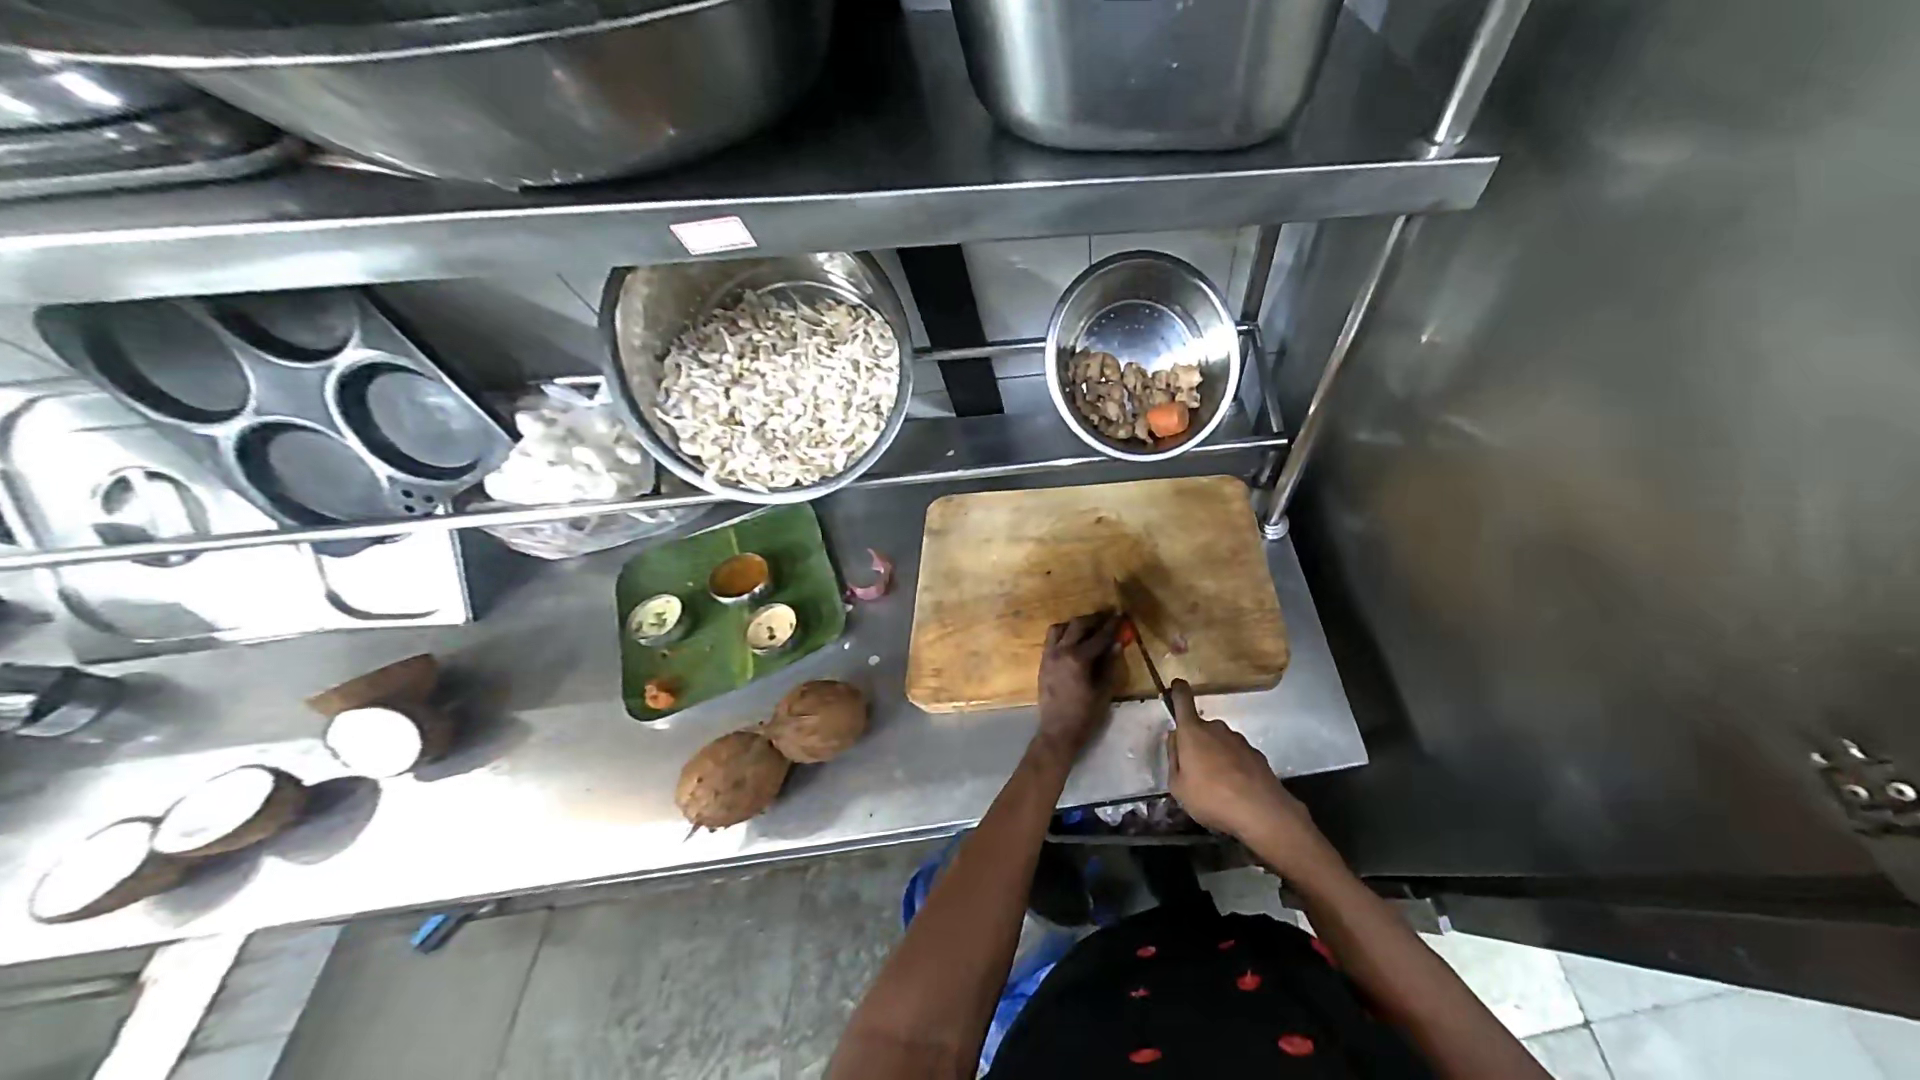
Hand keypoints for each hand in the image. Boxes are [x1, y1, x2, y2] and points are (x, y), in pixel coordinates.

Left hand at [1034, 611, 1121, 760]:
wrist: (1057, 731)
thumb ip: (1110, 664)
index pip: (1099, 636)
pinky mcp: (1042, 662)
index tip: (1121, 615)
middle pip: (1078, 625)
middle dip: (1094, 619)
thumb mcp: (1104, 690)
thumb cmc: (1085, 714)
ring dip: (1075, 624)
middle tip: (1107, 616)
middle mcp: (1061, 651)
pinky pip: (1051, 639)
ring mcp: (1049, 655)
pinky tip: (1073, 640)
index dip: (1112, 625)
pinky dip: (1063, 634)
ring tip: (1088, 627)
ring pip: (1060, 628)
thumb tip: (1116, 643)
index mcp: (1079, 659)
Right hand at [1165, 679, 1331, 874]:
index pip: (1183, 700)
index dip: (1178, 691)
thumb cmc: (1211, 797)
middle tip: (1193, 770)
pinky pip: (1237, 756)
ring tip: (1216, 786)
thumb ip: (1173, 758)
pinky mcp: (1257, 755)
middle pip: (1201, 728)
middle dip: (1195, 743)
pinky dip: (1233, 767)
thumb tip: (1175, 738)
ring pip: (1220, 743)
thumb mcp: (1177, 786)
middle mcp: (1216, 729)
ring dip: (1215, 756)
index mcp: (1192, 732)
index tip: (1177, 686)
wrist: (1263, 813)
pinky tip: (1235, 790)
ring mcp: (1239, 741)